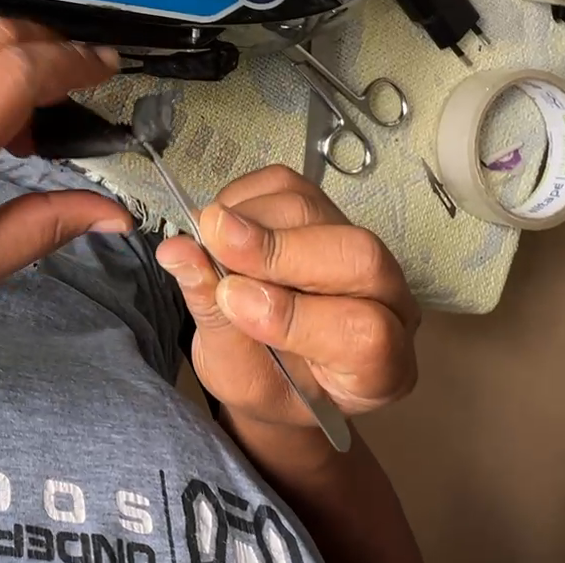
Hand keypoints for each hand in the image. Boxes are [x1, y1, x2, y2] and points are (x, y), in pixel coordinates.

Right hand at [154, 165, 417, 428]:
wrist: (268, 360)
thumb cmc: (262, 379)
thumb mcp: (234, 372)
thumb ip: (214, 315)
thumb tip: (178, 251)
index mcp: (380, 366)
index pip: (364, 333)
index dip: (296, 313)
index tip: (232, 299)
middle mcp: (385, 299)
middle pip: (356, 256)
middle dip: (278, 247)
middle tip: (214, 239)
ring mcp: (354, 245)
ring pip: (313, 211)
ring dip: (249, 218)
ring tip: (207, 239)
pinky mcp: (319, 207)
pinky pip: (285, 184)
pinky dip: (242, 197)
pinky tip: (219, 223)